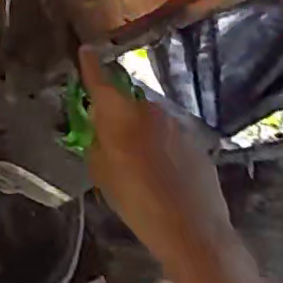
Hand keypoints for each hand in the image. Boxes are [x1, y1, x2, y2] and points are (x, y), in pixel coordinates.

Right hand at [77, 47, 232, 257]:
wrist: (194, 232)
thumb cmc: (138, 203)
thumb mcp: (102, 174)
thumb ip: (97, 142)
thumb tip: (98, 126)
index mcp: (120, 114)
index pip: (100, 79)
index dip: (90, 65)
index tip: (86, 50)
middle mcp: (149, 110)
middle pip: (127, 102)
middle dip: (119, 114)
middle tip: (113, 141)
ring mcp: (176, 124)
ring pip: (150, 120)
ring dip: (142, 132)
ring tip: (141, 165)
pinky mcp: (196, 141)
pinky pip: (170, 137)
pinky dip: (163, 147)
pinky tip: (165, 175)